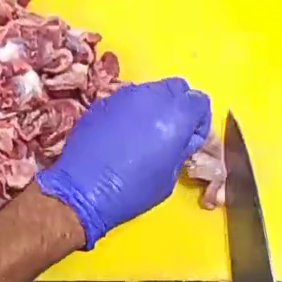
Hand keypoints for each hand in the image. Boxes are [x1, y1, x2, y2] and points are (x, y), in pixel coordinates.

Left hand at [35, 78, 211, 247]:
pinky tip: (119, 138)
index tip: (189, 142)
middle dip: (178, 109)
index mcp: (176, 115)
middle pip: (176, 89)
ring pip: (149, 92)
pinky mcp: (101, 103)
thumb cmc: (130, 192)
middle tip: (169, 135)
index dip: (198, 123)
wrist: (82, 193)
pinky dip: (128, 114)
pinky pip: (124, 102)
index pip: (200, 102)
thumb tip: (182, 142)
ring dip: (152, 109)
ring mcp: (123, 96)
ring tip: (142, 137)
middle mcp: (151, 97)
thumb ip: (181, 151)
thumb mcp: (168, 179)